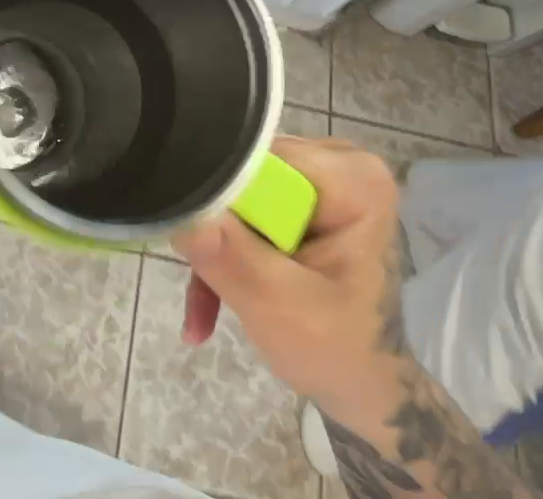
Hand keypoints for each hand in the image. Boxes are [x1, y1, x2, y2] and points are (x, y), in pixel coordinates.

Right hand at [170, 136, 404, 424]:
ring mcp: (324, 180)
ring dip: (217, 249)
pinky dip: (228, 252)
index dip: (227, 199)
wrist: (359, 382)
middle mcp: (343, 165)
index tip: (203, 242)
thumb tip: (182, 215)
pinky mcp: (304, 198)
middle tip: (205, 278)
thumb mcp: (278, 307)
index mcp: (355, 179)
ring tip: (208, 305)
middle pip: (249, 174)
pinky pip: (247, 208)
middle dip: (218, 230)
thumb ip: (231, 257)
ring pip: (240, 194)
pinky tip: (214, 300)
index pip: (265, 161)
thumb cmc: (335, 349)